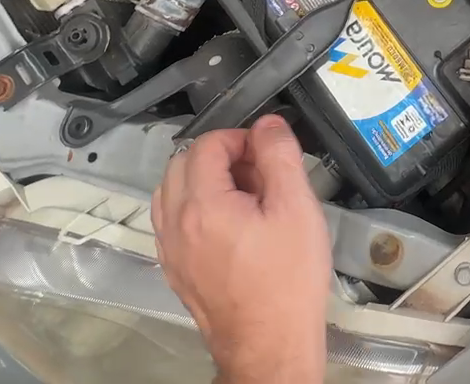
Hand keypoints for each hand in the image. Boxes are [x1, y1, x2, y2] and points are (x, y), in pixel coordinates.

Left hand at [154, 116, 328, 383]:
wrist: (271, 343)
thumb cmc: (287, 277)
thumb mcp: (297, 206)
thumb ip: (280, 156)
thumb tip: (268, 125)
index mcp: (203, 206)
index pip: (206, 145)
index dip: (241, 137)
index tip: (268, 152)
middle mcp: (176, 226)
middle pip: (181, 163)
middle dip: (221, 154)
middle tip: (260, 170)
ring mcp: (172, 251)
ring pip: (172, 191)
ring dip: (205, 178)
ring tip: (247, 194)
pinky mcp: (177, 270)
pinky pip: (173, 221)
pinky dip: (197, 206)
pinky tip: (233, 220)